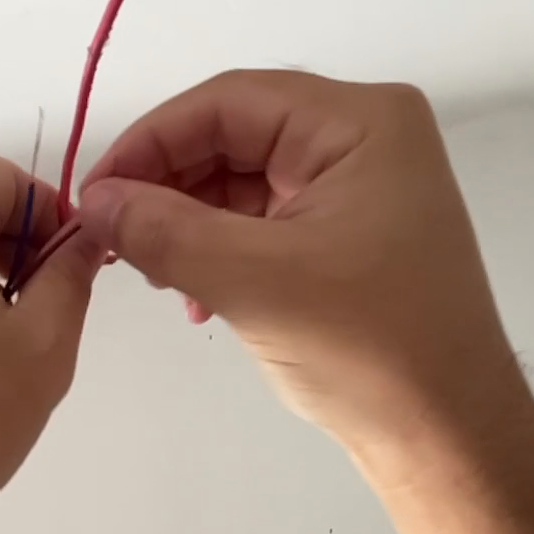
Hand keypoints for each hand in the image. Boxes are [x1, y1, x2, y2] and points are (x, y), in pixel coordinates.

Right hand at [78, 70, 533, 472]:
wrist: (439, 429)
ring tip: (158, 278)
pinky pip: (256, 229)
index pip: (228, 103)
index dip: (150, 142)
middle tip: (115, 240)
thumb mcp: (254, 283)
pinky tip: (196, 298)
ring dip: (186, 229)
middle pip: (233, 141)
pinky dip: (215, 256)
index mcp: (357, 126)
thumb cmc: (366, 350)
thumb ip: (164, 234)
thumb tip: (94, 203)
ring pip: (238, 188)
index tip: (94, 194)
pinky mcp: (338, 242)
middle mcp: (358, 145)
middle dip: (167, 190)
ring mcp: (350, 196)